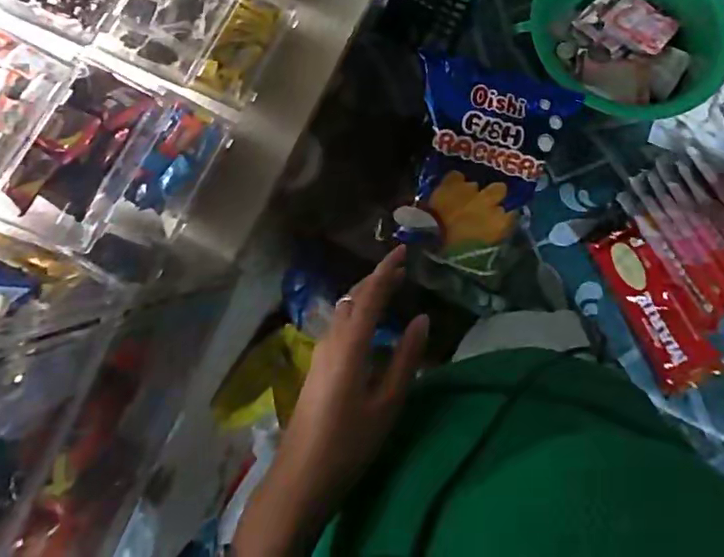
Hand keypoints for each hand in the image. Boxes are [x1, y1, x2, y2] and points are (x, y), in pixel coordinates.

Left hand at [233, 247, 429, 556]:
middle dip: (376, 279)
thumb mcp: (386, 404)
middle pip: (355, 297)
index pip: (370, 295)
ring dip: (365, 293)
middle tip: (401, 268)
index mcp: (351, 343)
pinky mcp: (318, 363)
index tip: (404, 250)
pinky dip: (357, 310)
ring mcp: (321, 350)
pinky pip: (340, 323)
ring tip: (389, 288)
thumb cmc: (349, 442)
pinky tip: (368, 322)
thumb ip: (405, 360)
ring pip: (344, 309)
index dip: (387, 270)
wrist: (301, 473)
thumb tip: (422, 320)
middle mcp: (333, 338)